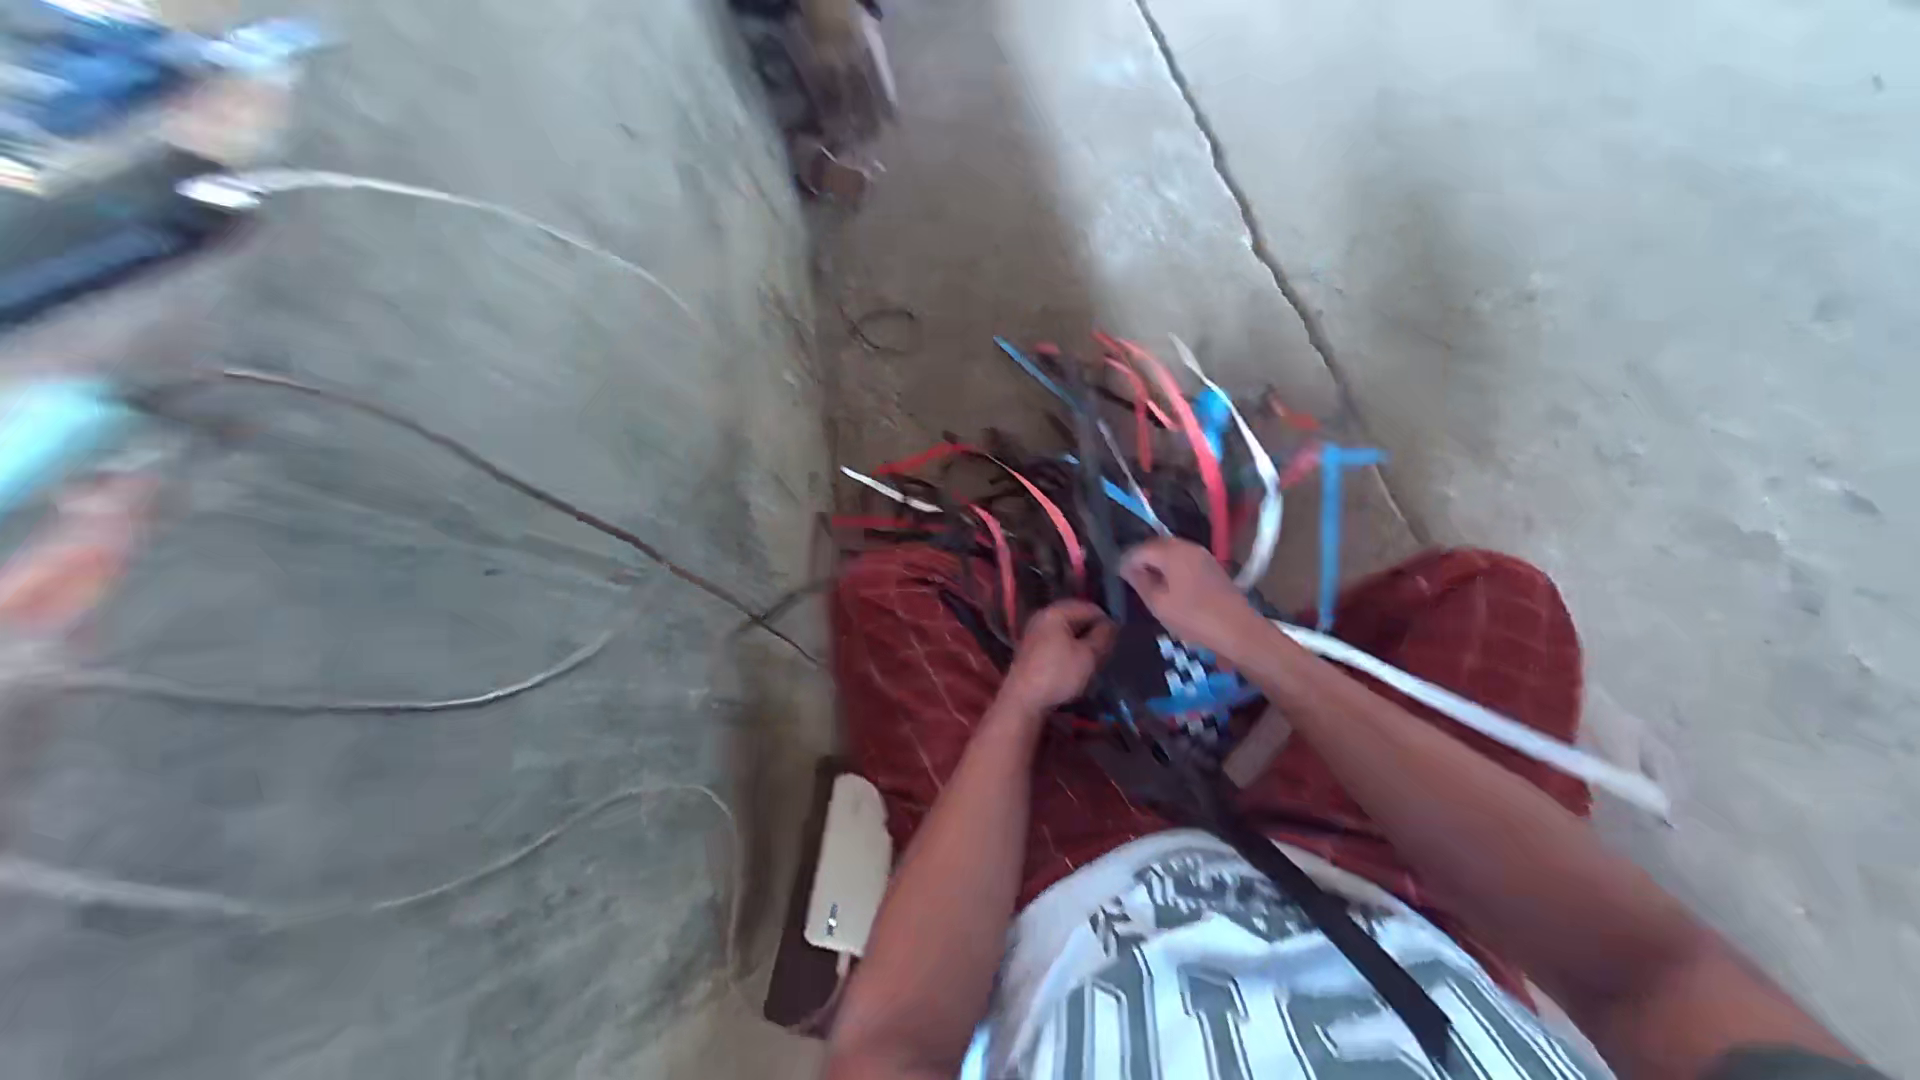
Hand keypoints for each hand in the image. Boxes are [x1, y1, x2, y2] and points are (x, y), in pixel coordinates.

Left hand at [997, 600, 1115, 714]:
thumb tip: (1110, 624)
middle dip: (1092, 630)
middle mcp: (1042, 617)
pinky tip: (1077, 662)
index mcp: (1055, 612)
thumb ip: (1102, 636)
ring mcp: (1034, 632)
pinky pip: (1056, 640)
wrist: (1024, 699)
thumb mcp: (1087, 655)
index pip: (1088, 607)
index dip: (1105, 620)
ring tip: (1095, 656)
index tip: (1118, 637)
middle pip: (1075, 617)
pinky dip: (1069, 647)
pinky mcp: (1031, 648)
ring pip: (1066, 630)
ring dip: (1081, 640)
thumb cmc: (1058, 674)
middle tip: (1107, 647)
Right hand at [1120, 538, 1262, 654]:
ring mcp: (1203, 555)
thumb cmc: (1194, 618)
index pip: (1139, 549)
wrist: (1239, 631)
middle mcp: (1188, 546)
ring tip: (1149, 587)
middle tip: (1131, 582)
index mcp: (1172, 552)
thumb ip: (1139, 581)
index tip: (1118, 578)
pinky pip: (1184, 560)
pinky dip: (1172, 569)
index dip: (1125, 562)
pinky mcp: (1212, 566)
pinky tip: (1169, 588)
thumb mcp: (1158, 604)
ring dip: (1157, 565)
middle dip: (1141, 561)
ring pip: (1171, 553)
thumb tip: (1126, 568)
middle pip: (1156, 546)